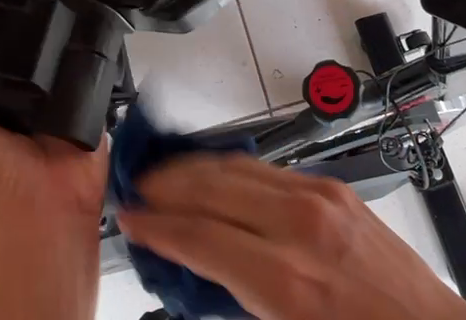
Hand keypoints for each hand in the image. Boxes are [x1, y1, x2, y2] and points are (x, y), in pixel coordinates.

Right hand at [118, 153, 465, 319]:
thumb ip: (232, 299)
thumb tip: (194, 277)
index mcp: (285, 282)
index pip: (198, 237)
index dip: (156, 226)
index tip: (131, 221)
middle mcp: (300, 229)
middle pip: (210, 188)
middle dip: (165, 185)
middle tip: (138, 190)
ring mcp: (320, 199)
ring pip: (235, 167)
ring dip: (193, 167)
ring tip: (165, 175)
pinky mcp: (333, 187)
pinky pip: (268, 167)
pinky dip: (230, 166)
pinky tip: (215, 173)